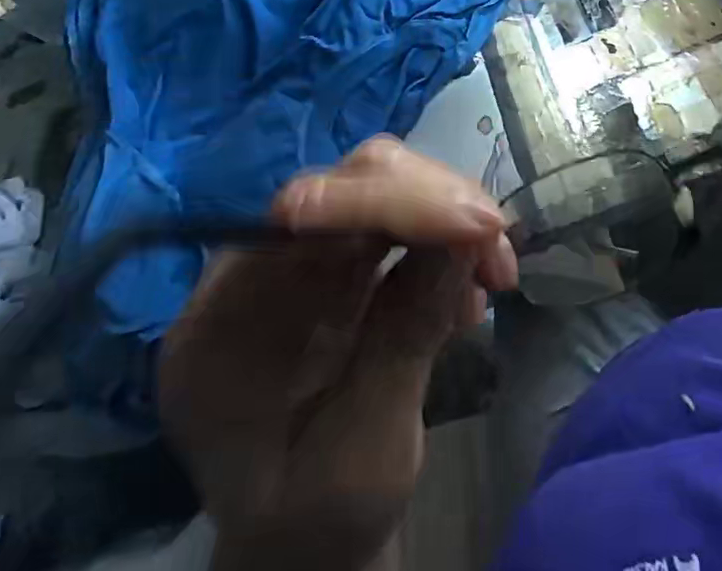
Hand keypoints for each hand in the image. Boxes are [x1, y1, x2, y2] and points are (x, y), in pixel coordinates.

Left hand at [158, 136, 517, 570]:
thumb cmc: (319, 518)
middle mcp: (253, 273)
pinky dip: (444, 244)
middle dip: (432, 202)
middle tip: (497, 245)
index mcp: (224, 322)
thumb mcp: (365, 448)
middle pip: (343, 186)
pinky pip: (393, 229)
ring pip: (377, 192)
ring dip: (448, 218)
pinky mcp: (335, 272)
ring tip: (495, 275)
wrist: (305, 544)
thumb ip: (407, 337)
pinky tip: (471, 292)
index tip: (478, 223)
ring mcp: (296, 267)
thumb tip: (466, 236)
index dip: (392, 203)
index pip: (302, 219)